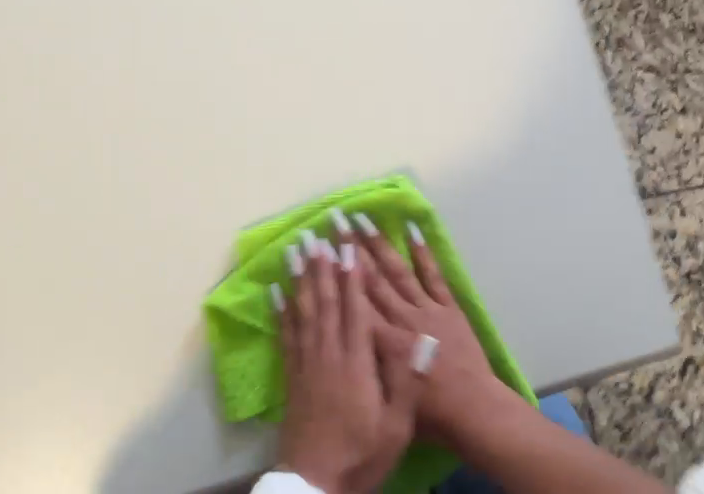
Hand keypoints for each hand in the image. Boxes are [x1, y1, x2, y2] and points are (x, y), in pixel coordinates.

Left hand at [276, 233, 425, 493]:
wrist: (315, 484)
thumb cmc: (362, 454)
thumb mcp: (396, 426)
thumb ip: (409, 382)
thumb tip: (427, 342)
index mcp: (357, 363)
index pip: (355, 309)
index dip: (351, 275)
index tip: (349, 246)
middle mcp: (329, 354)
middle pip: (326, 301)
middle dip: (323, 265)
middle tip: (319, 233)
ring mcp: (307, 364)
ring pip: (304, 311)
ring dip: (301, 278)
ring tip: (298, 249)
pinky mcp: (293, 377)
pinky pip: (286, 334)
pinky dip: (281, 309)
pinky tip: (276, 290)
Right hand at [355, 216, 518, 448]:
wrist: (475, 413)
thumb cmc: (430, 417)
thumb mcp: (386, 402)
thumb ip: (364, 368)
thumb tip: (338, 345)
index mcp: (382, 343)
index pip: (352, 301)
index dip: (335, 274)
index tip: (320, 249)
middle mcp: (400, 319)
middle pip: (370, 279)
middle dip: (350, 249)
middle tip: (334, 221)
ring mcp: (426, 310)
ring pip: (397, 271)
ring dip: (379, 243)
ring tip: (362, 219)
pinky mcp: (449, 308)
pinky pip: (433, 276)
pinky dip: (423, 253)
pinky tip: (412, 230)